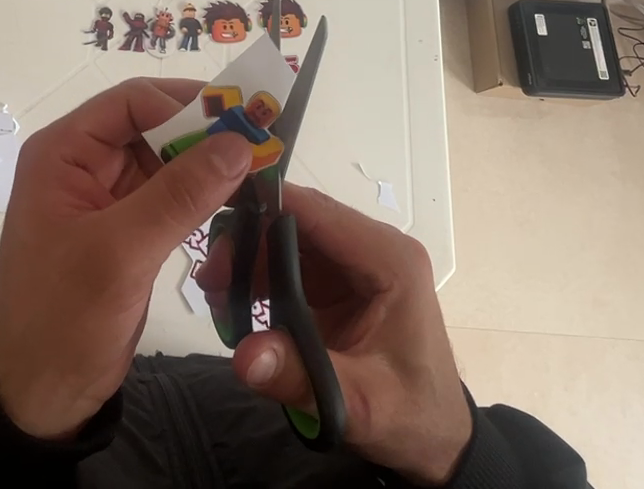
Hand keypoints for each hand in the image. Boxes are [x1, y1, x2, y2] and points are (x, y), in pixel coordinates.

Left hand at [0, 79, 254, 439]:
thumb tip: (238, 143)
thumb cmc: (62, 318)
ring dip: (207, 162)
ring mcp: (105, 196)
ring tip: (260, 168)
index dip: (184, 105)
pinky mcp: (125, 228)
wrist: (37, 395)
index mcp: (64, 153)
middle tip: (262, 142)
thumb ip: (179, 195)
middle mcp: (83, 163)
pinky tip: (236, 200)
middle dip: (203, 132)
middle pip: (151, 125)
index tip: (239, 123)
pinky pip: (168, 193)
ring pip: (165, 158)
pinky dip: (201, 194)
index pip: (131, 103)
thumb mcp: (120, 253)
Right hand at [199, 184, 470, 484]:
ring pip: (285, 237)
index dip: (267, 202)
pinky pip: (286, 261)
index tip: (213, 208)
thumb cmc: (411, 416)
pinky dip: (257, 276)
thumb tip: (243, 355)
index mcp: (390, 259)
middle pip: (296, 220)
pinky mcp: (336, 278)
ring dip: (247, 257)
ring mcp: (352, 261)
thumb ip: (300, 375)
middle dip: (248, 238)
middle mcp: (372, 247)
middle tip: (210, 275)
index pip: (319, 212)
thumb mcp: (359, 404)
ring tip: (214, 291)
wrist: (434, 441)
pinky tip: (233, 302)